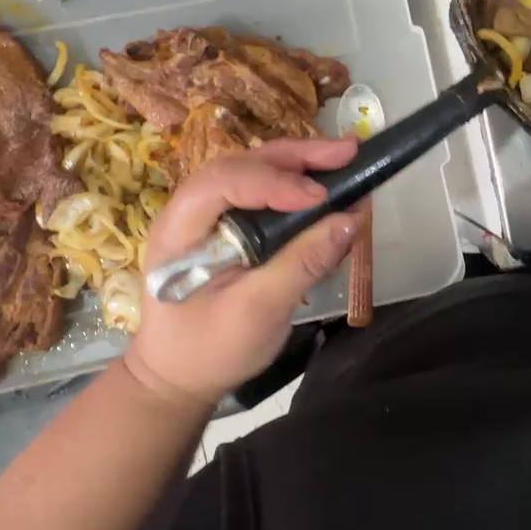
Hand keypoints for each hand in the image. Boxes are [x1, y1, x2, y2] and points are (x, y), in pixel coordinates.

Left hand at [124, 138, 364, 410]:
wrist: (178, 377)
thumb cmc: (209, 350)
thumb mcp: (258, 313)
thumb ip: (303, 264)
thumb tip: (352, 220)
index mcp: (180, 229)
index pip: (223, 182)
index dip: (274, 182)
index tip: (321, 198)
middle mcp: (192, 210)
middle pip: (243, 164)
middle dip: (297, 157)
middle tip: (349, 152)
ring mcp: (212, 216)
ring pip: (256, 171)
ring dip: (302, 163)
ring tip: (346, 159)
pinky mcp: (231, 226)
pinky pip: (265, 192)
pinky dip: (299, 184)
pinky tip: (331, 185)